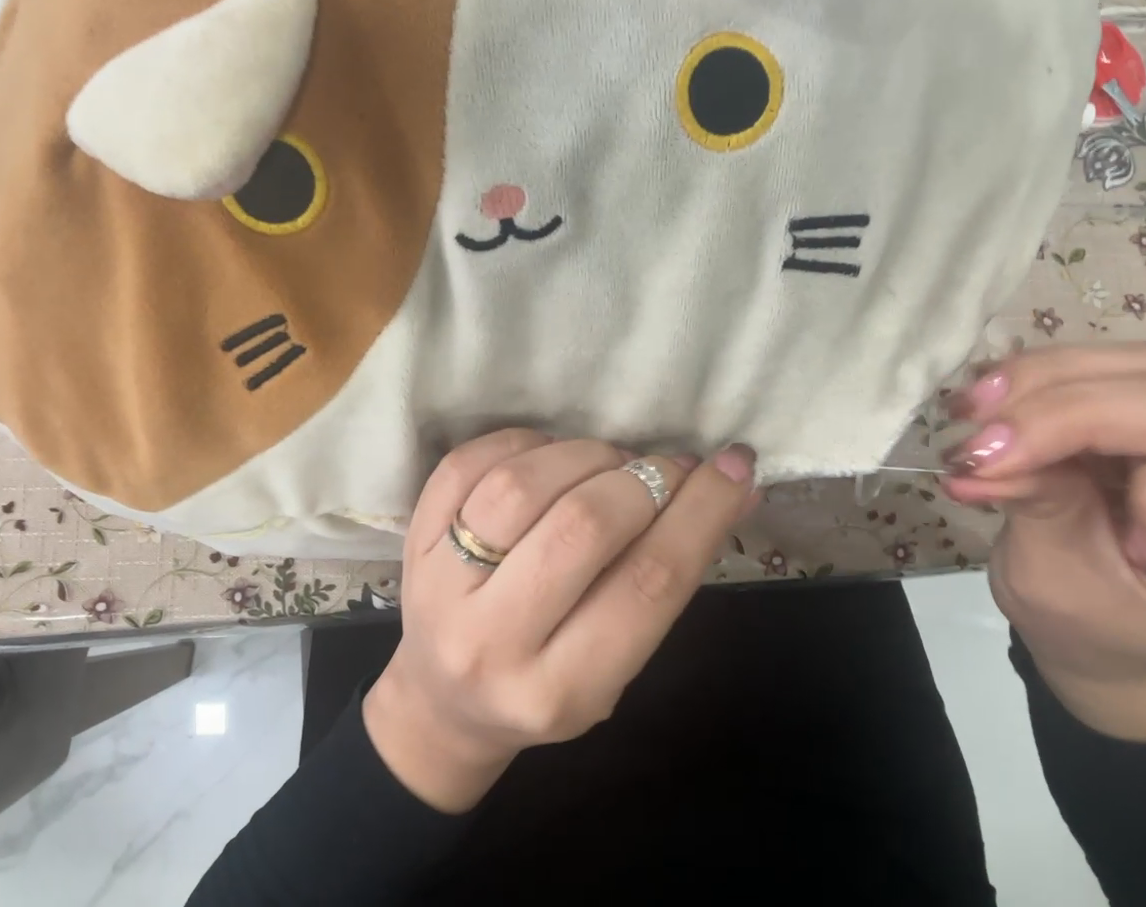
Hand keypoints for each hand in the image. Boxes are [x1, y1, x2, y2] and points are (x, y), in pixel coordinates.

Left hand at [363, 430, 757, 811]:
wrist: (444, 703)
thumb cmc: (545, 688)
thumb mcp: (616, 666)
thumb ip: (666, 583)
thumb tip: (733, 487)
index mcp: (560, 690)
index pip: (646, 585)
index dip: (699, 513)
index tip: (733, 468)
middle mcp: (492, 642)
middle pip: (581, 528)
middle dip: (642, 481)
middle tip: (665, 469)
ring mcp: (440, 587)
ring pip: (519, 486)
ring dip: (584, 454)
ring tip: (610, 462)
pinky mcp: (412, 542)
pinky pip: (466, 464)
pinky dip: (523, 443)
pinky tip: (551, 455)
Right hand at [942, 343, 1145, 739]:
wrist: (1098, 626)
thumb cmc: (1098, 626)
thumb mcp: (1062, 591)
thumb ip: (1040, 512)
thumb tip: (980, 454)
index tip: (1122, 548)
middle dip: (1067, 415)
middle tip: (976, 448)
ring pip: (1143, 366)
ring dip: (1040, 381)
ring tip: (967, 415)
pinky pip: (1103, 363)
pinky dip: (1032, 377)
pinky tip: (983, 404)